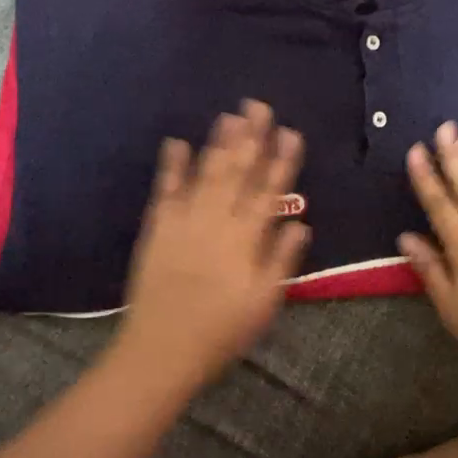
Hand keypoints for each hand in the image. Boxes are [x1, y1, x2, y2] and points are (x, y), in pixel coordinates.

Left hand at [117, 100, 310, 385]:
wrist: (160, 352)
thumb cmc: (220, 332)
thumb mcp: (263, 303)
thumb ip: (282, 260)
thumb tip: (300, 222)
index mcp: (246, 240)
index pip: (269, 191)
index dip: (282, 160)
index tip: (291, 131)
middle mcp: (217, 222)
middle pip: (238, 172)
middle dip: (251, 137)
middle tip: (258, 105)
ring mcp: (185, 222)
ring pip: (206, 173)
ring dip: (218, 143)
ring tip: (229, 115)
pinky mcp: (158, 229)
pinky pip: (166, 191)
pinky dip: (172, 166)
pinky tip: (177, 142)